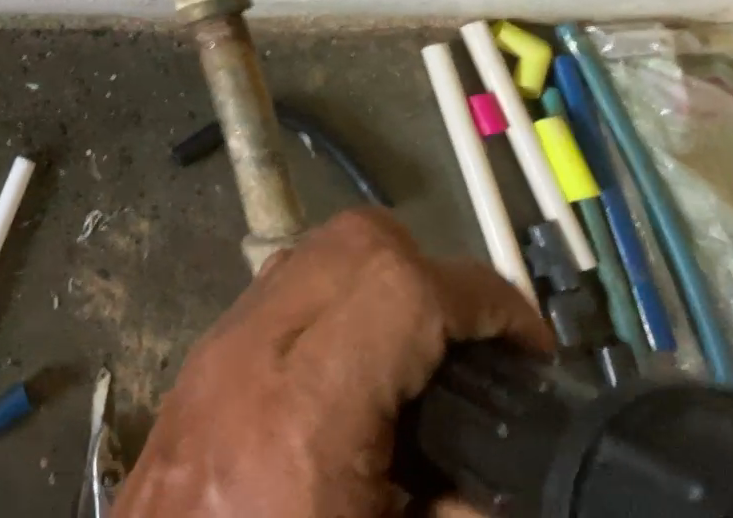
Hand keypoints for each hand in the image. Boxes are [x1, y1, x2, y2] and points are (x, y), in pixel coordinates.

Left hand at [116, 207, 550, 517]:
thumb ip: (461, 515)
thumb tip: (495, 480)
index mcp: (304, 405)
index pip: (402, 286)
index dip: (485, 300)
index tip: (529, 346)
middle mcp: (252, 347)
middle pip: (354, 241)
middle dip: (433, 271)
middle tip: (477, 344)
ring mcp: (219, 341)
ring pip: (314, 250)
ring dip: (382, 278)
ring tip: (424, 349)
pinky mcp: (204, 352)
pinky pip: (282, 285)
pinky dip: (335, 297)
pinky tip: (359, 364)